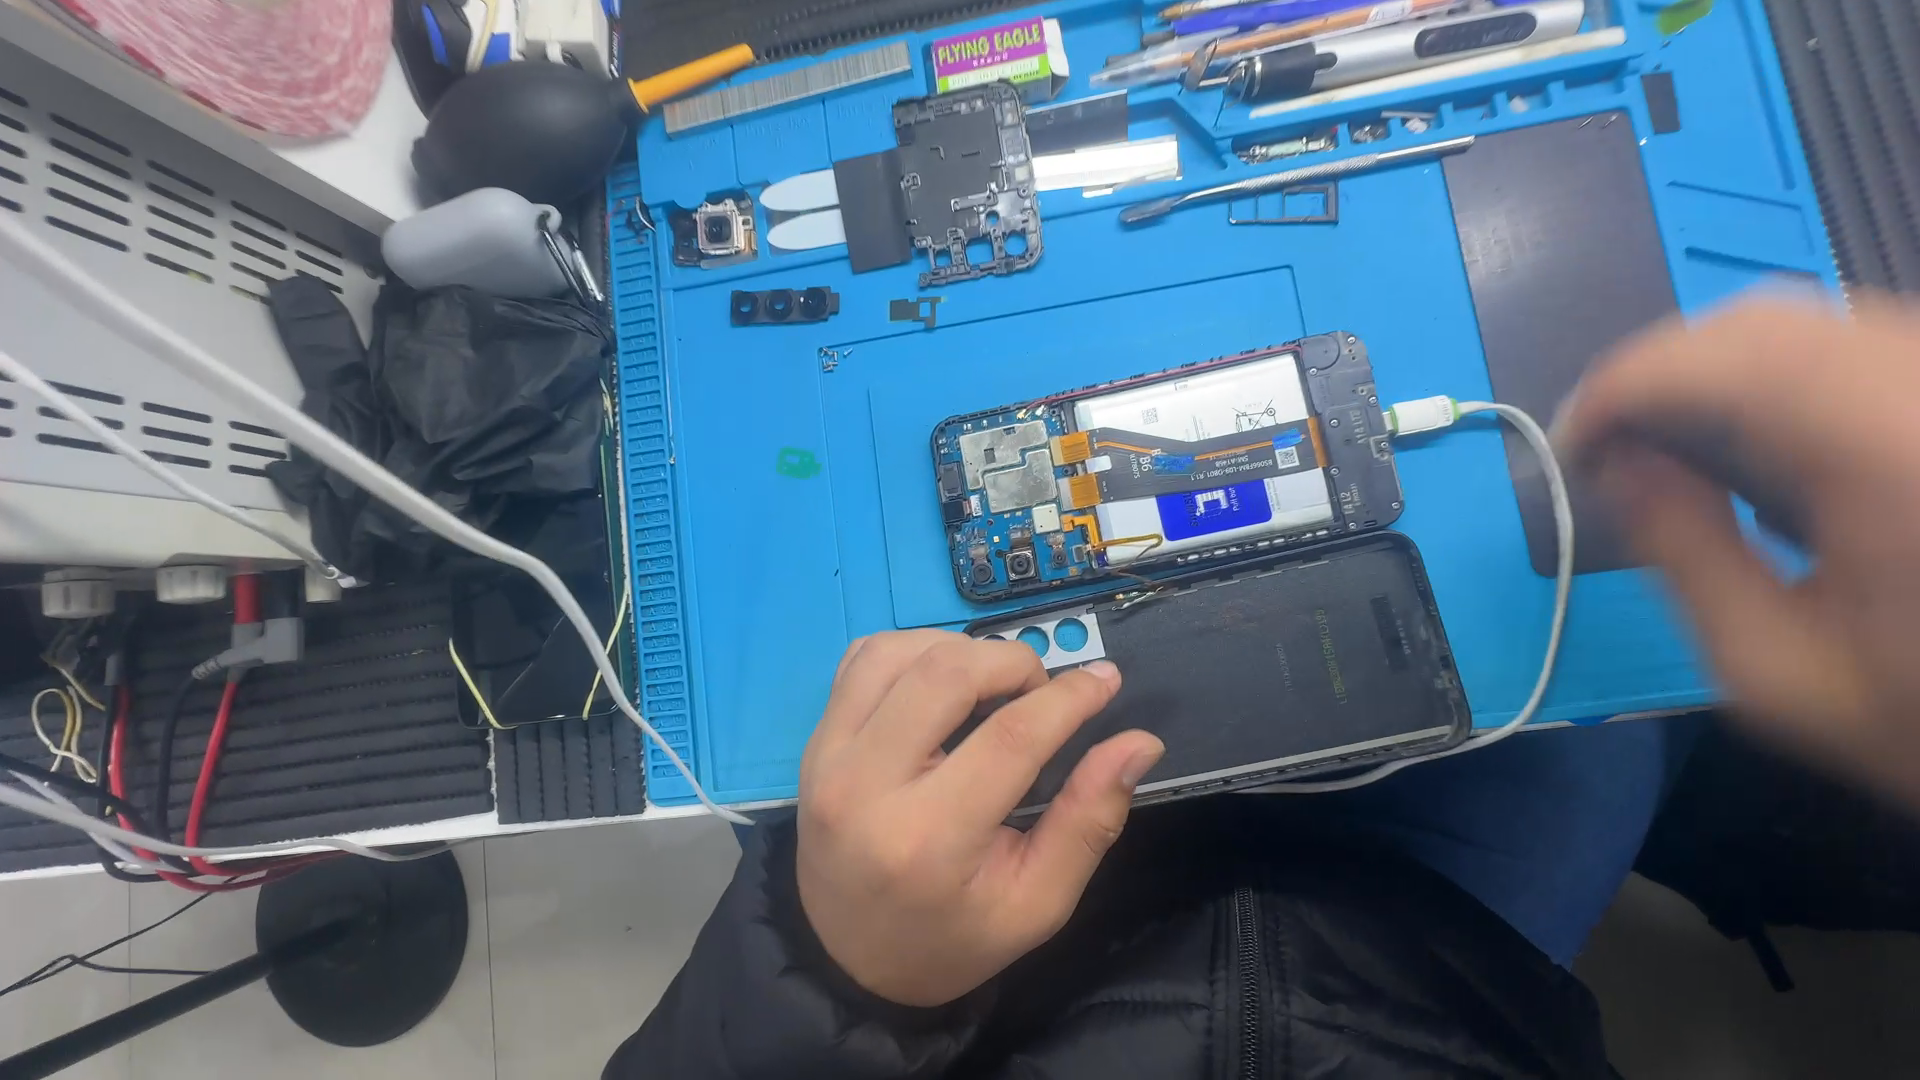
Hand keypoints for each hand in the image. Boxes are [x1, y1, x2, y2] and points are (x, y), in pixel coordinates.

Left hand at [795, 630, 1164, 1006]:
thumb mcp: (1036, 903)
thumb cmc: (949, 937)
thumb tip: (1139, 742)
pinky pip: (864, 657)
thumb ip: (1089, 820)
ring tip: (991, 684)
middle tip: (1040, 691)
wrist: (846, 958)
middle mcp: (867, 784)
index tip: (1104, 679)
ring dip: (960, 649)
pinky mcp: (814, 739)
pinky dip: (912, 649)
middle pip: (948, 674)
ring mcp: (828, 755)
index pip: (1010, 737)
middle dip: (1013, 662)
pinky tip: (939, 679)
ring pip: (900, 651)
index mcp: (928, 839)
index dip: (1069, 698)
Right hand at [1556, 295, 1919, 802]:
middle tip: (1602, 447)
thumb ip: (1683, 554)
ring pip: (1810, 323)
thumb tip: (1615, 464)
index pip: (1729, 361)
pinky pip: (1852, 351)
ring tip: (1656, 444)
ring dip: (1703, 373)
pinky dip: (1763, 379)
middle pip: (1766, 324)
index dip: (1621, 386)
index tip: (1568, 447)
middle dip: (1651, 374)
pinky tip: (1739, 445)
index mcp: (1897, 464)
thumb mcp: (1773, 668)